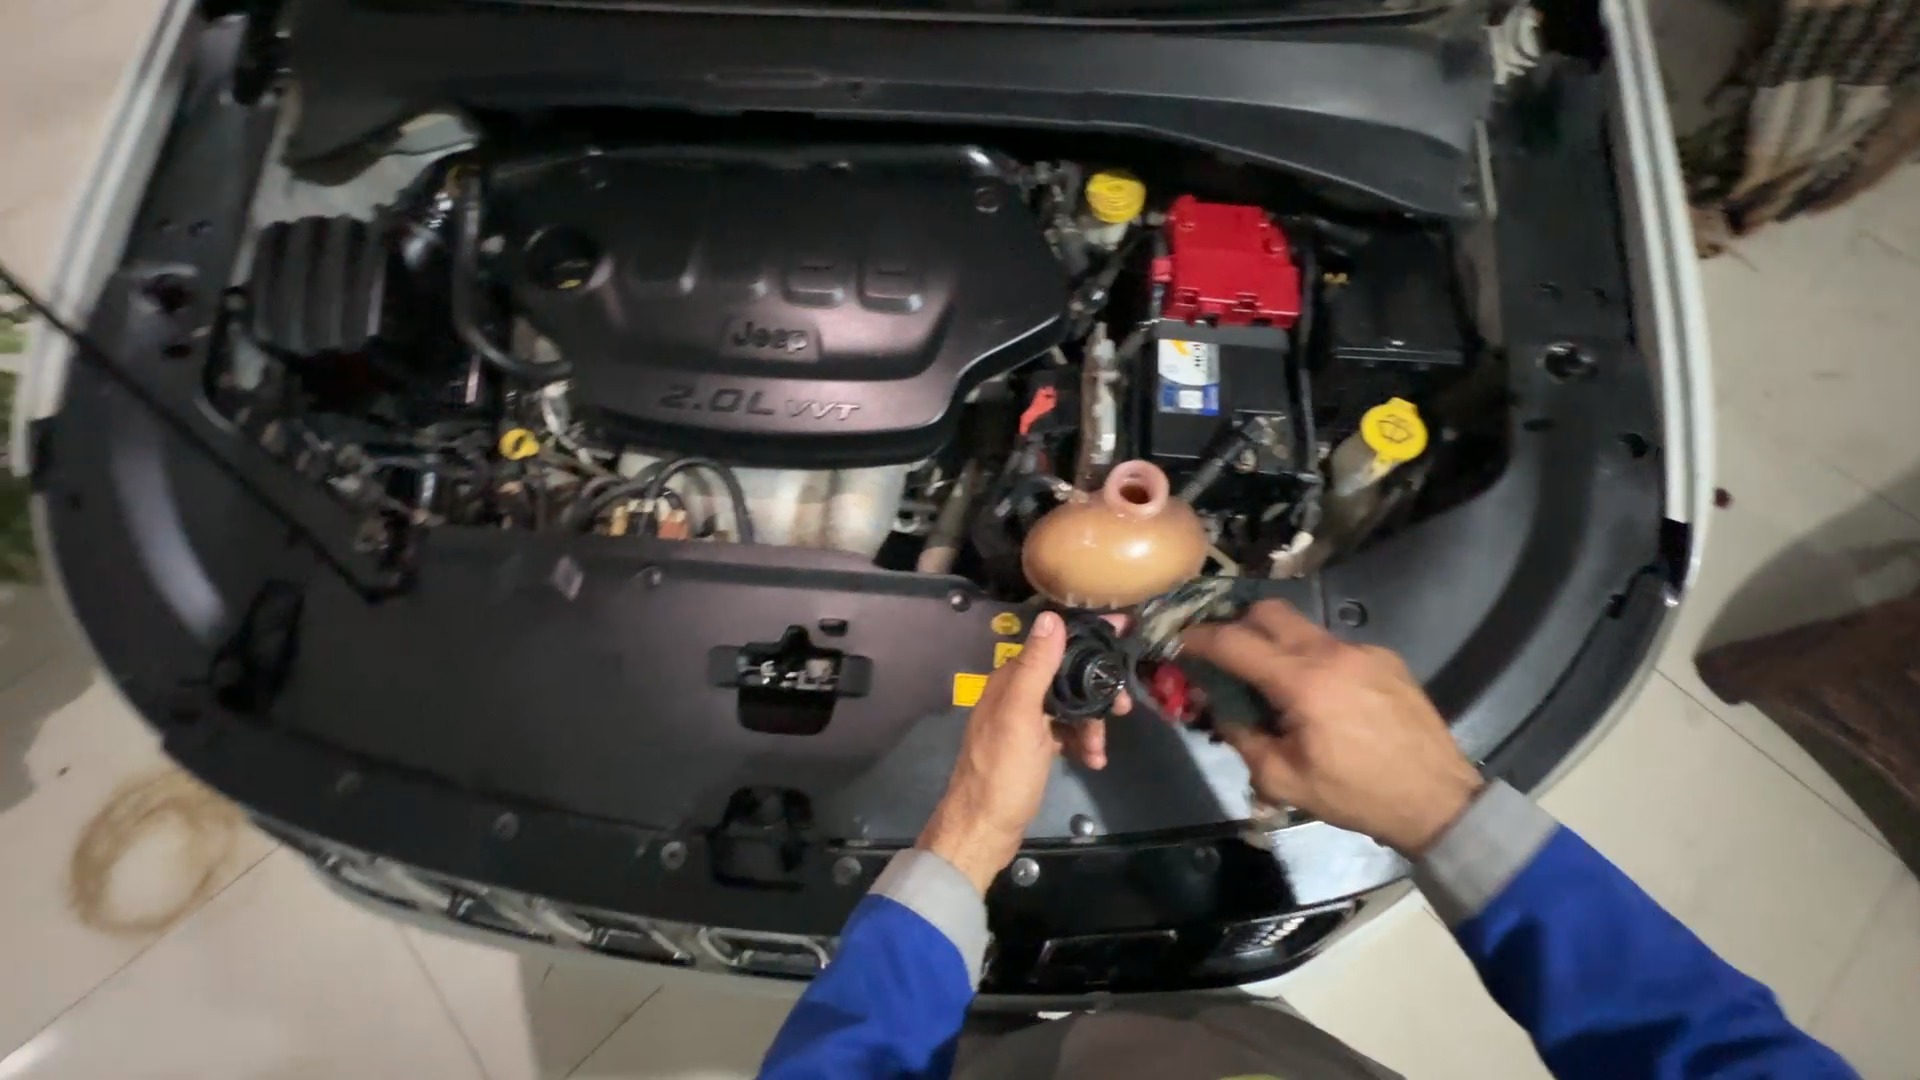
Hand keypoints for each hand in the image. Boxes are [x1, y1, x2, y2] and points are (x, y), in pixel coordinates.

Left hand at [919, 611, 1121, 892]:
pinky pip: (1065, 733)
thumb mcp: (1021, 714)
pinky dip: (1081, 743)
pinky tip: (1092, 761)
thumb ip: (1036, 666)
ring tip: (1099, 749)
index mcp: (1010, 680)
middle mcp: (1016, 694)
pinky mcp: (1033, 747)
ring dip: (1090, 725)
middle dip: (1096, 690)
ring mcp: (1025, 722)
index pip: (1053, 644)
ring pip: (1070, 708)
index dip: (1086, 638)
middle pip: (1067, 677)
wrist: (984, 828)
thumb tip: (1051, 617)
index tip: (1121, 631)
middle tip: (1122, 708)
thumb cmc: (1002, 770)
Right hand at [1179, 601, 1483, 856]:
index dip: (1198, 638)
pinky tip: (1324, 695)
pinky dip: (1313, 660)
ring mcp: (1362, 651)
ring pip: (1302, 627)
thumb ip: (1241, 737)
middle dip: (1237, 623)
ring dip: (1276, 642)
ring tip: (1274, 679)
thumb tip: (1221, 708)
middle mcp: (1329, 652)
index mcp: (1300, 682)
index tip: (1179, 640)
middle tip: (1225, 651)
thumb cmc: (1354, 795)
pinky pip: (1334, 646)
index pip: (1233, 642)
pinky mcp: (1386, 658)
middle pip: (1267, 611)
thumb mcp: (1282, 779)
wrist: (1439, 803)